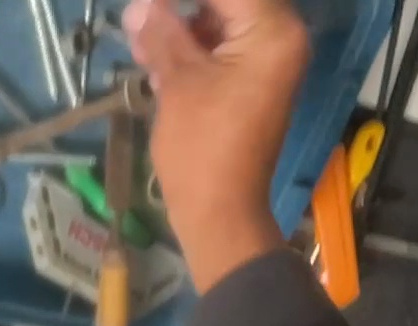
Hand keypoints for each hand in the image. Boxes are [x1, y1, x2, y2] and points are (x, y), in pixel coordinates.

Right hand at [126, 0, 311, 291]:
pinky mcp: (252, 88)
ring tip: (139, 44)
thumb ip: (162, 36)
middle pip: (227, 5)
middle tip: (137, 20)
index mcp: (272, 32)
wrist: (218, 214)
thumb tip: (139, 6)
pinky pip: (223, 55)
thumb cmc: (199, 151)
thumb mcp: (178, 86)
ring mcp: (268, 65)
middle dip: (178, 11)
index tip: (145, 4)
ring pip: (221, 29)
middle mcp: (280, 40)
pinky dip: (192, 56)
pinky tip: (158, 65)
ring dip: (180, 32)